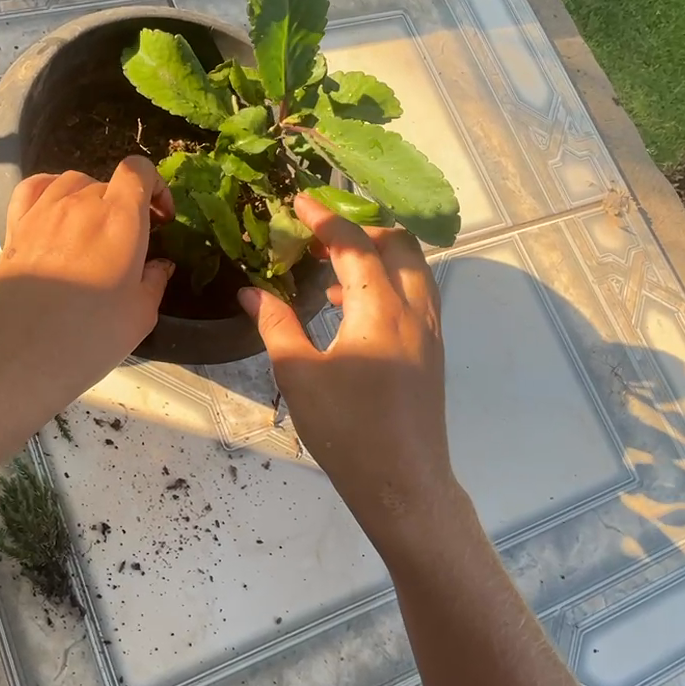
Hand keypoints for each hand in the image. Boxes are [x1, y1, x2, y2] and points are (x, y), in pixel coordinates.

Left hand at [0, 156, 174, 417]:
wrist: (23, 357)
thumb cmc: (91, 338)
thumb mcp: (140, 315)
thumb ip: (155, 281)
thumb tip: (160, 264)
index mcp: (121, 219)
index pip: (139, 171)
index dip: (155, 187)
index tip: (160, 218)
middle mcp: (81, 203)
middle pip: (108, 182)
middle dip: (124, 205)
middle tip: (129, 241)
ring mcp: (43, 212)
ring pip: (73, 182)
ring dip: (90, 198)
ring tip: (93, 230)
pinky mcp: (16, 227)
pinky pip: (34, 188)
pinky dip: (51, 190)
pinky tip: (57, 211)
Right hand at [239, 195, 465, 554]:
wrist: (402, 483)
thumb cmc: (346, 430)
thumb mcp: (299, 375)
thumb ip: (276, 324)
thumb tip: (252, 290)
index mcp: (380, 310)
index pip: (355, 244)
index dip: (325, 218)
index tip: (298, 202)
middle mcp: (414, 310)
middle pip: (399, 243)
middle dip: (361, 226)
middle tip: (320, 234)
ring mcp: (430, 330)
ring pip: (415, 267)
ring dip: (379, 252)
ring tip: (334, 264)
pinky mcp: (432, 350)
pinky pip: (417, 293)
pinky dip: (390, 279)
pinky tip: (353, 305)